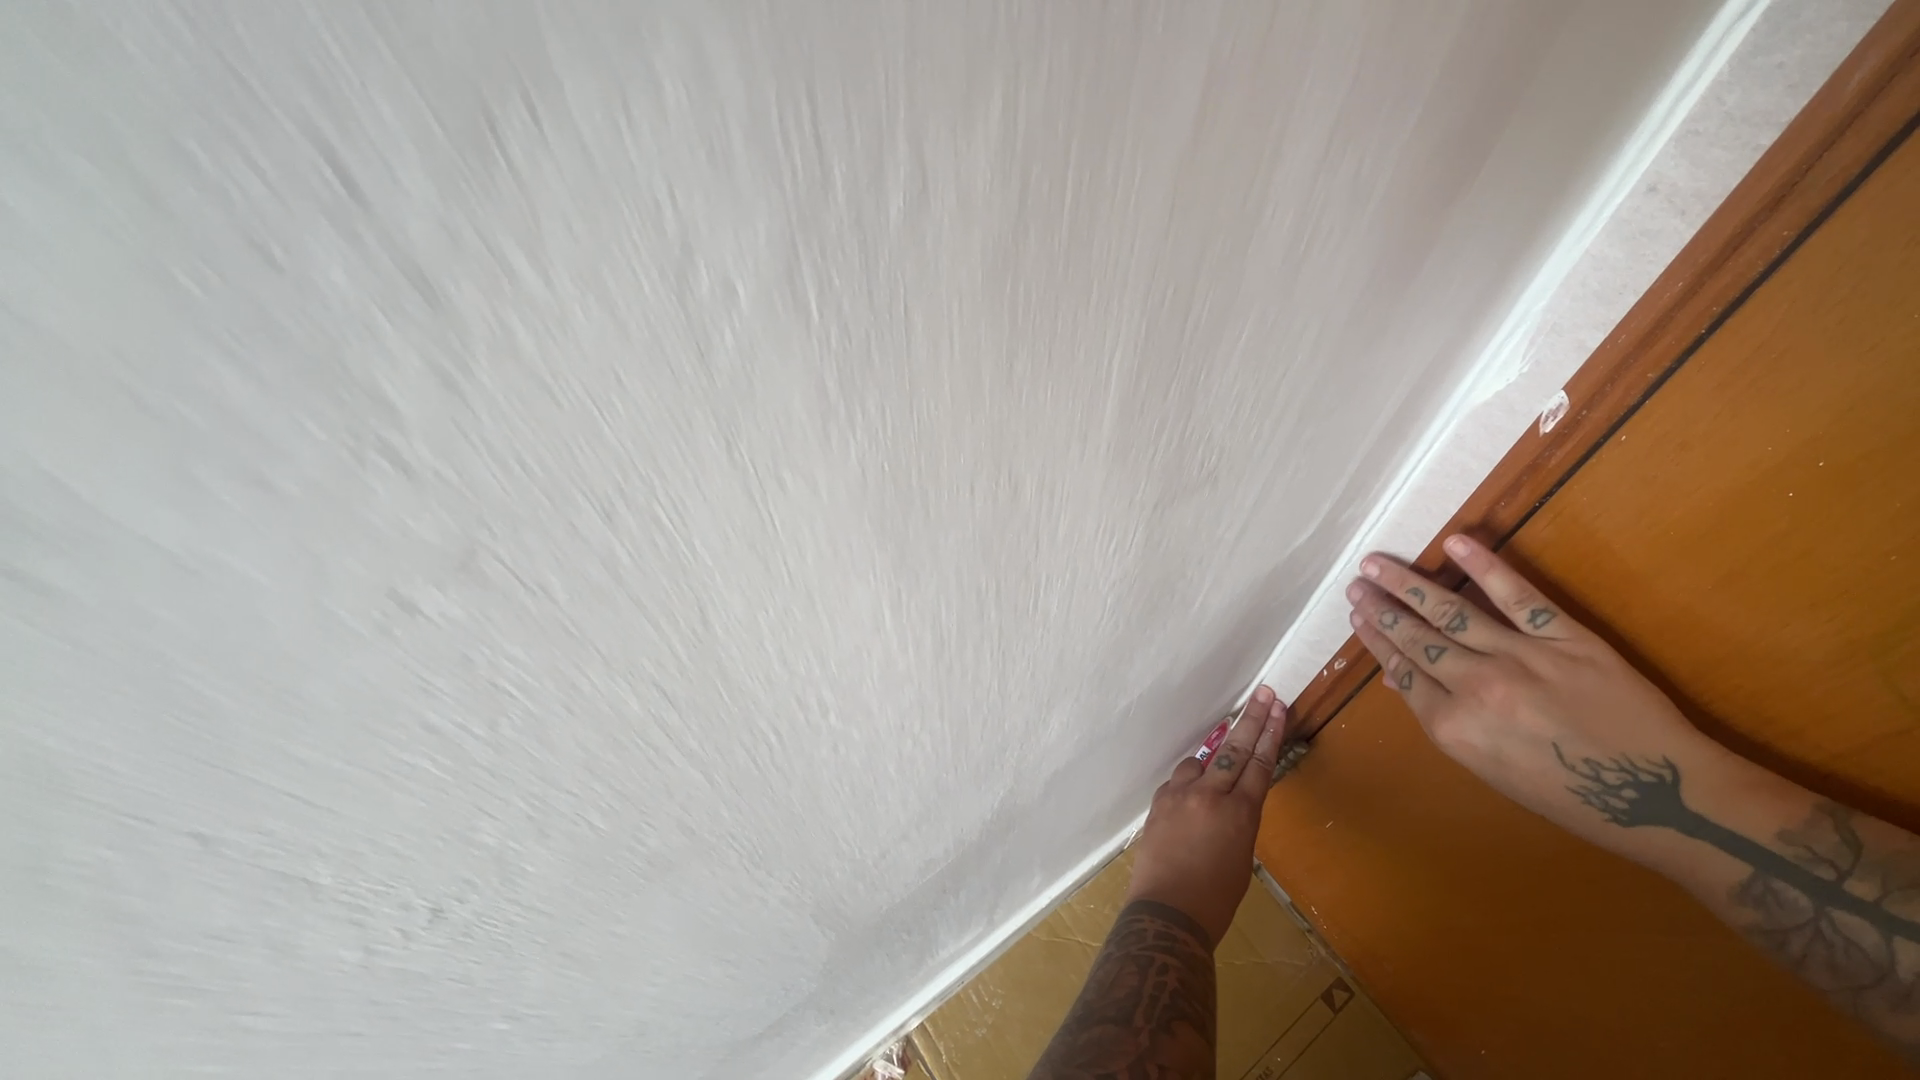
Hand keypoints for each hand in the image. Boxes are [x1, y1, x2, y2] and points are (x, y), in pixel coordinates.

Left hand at [1125, 686, 1288, 947]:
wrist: (1167, 912)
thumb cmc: (1216, 898)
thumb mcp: (1242, 858)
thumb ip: (1240, 821)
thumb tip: (1233, 801)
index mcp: (1241, 813)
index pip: (1260, 763)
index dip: (1270, 734)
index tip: (1278, 708)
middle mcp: (1210, 795)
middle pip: (1235, 749)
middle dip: (1252, 720)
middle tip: (1264, 693)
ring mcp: (1180, 794)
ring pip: (1201, 762)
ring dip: (1212, 762)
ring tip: (1218, 774)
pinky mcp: (1159, 801)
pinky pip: (1179, 782)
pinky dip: (1189, 784)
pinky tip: (1191, 799)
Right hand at [1343, 534, 1741, 857]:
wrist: (1663, 797)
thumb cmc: (1570, 796)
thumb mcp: (1490, 768)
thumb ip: (1446, 721)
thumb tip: (1404, 684)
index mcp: (1453, 727)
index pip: (1402, 672)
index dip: (1375, 641)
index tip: (1356, 617)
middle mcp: (1475, 687)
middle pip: (1416, 639)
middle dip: (1380, 610)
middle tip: (1355, 585)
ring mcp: (1520, 658)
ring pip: (1451, 613)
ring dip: (1409, 586)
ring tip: (1378, 565)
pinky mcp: (1566, 639)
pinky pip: (1519, 597)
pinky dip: (1486, 567)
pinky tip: (1456, 543)